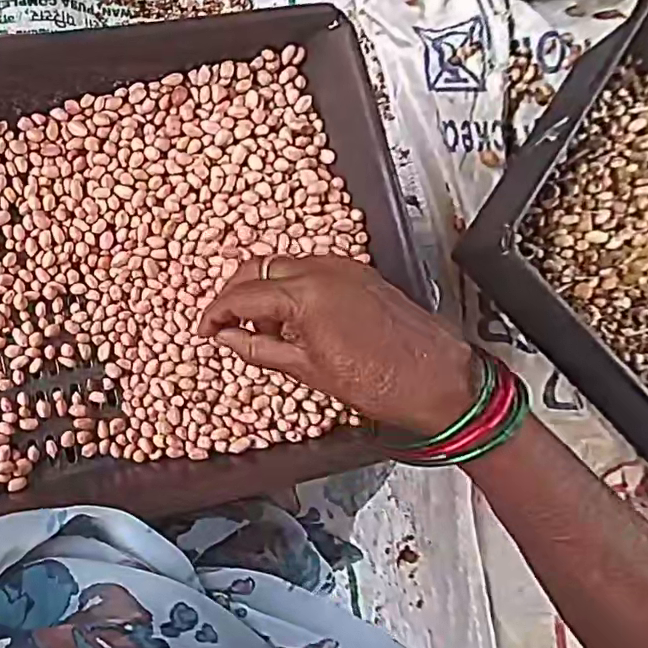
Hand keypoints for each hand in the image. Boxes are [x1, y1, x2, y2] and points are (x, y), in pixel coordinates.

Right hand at [195, 255, 477, 434]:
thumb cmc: (382, 382)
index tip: (205, 330)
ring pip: (279, 265)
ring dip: (258, 290)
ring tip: (256, 328)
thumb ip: (255, 349)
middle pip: (254, 269)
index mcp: (304, 295)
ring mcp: (342, 267)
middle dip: (232, 296)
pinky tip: (286, 317)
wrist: (441, 381)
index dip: (215, 314)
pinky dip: (286, 287)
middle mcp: (322, 270)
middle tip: (223, 324)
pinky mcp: (357, 273)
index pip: (240, 296)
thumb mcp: (304, 370)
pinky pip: (306, 269)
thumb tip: (227, 339)